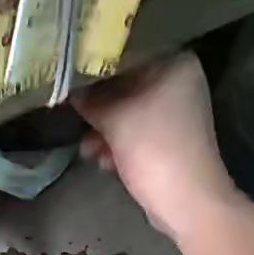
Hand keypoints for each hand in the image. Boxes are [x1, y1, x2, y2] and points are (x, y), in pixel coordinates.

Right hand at [73, 52, 237, 238]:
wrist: (187, 202)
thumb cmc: (154, 151)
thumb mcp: (115, 120)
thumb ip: (89, 99)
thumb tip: (66, 86)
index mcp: (174, 63)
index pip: (127, 52)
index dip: (95, 64)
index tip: (69, 74)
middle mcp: (178, 82)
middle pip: (125, 84)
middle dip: (97, 105)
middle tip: (72, 115)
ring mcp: (174, 113)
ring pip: (127, 112)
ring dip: (104, 130)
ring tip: (87, 149)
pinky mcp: (167, 140)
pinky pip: (135, 133)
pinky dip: (118, 144)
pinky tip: (103, 161)